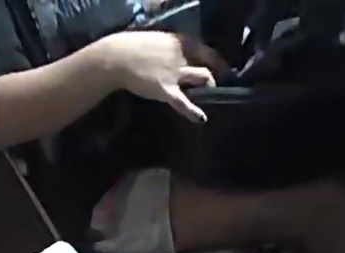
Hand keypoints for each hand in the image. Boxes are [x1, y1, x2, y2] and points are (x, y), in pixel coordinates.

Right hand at [91, 31, 229, 122]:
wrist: (119, 57)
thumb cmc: (136, 49)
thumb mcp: (160, 43)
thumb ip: (173, 51)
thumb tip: (181, 61)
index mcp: (182, 41)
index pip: (207, 51)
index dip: (218, 62)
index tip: (224, 71)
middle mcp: (184, 55)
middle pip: (210, 64)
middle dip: (219, 76)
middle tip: (223, 88)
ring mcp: (176, 72)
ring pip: (203, 77)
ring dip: (210, 88)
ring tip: (213, 99)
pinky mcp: (166, 89)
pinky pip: (183, 101)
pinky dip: (193, 111)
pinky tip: (202, 119)